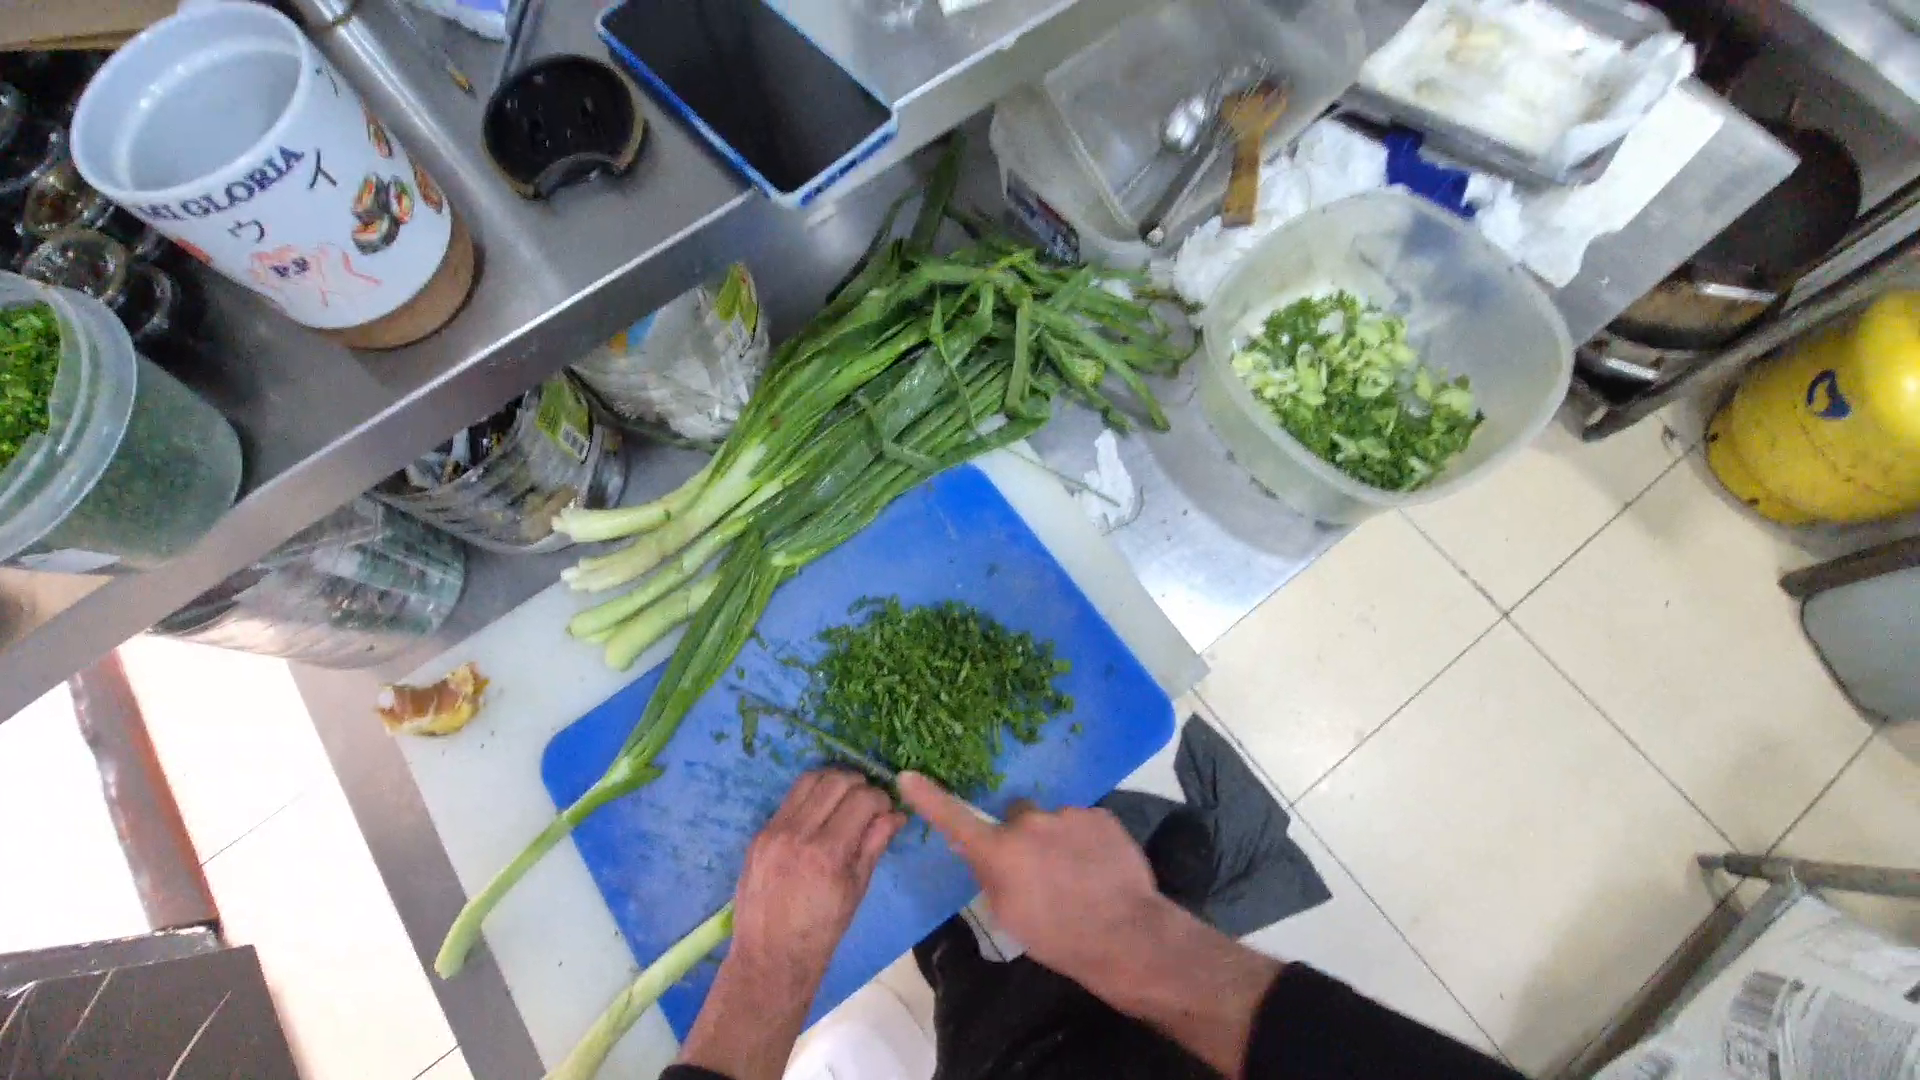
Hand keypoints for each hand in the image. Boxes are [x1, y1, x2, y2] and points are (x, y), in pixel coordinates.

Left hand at [730, 768, 905, 989]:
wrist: (769, 958)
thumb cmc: (821, 931)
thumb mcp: (856, 889)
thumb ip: (875, 844)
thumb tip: (897, 814)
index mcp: (827, 854)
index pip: (863, 799)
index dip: (881, 799)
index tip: (886, 810)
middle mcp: (798, 834)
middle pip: (836, 780)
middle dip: (860, 784)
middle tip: (867, 802)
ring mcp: (774, 831)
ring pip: (810, 779)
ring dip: (834, 782)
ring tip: (845, 799)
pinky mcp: (759, 833)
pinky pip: (790, 798)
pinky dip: (811, 796)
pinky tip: (821, 812)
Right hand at [899, 771, 1281, 1077]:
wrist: (1127, 936)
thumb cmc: (1059, 936)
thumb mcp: (1009, 914)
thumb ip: (992, 875)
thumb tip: (989, 854)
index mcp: (1000, 851)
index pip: (954, 819)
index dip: (929, 798)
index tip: (908, 775)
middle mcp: (1028, 822)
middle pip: (1016, 817)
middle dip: (1023, 837)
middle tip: (1043, 872)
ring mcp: (1067, 814)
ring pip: (1052, 821)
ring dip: (1058, 840)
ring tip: (1079, 876)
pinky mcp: (1100, 815)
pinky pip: (1082, 823)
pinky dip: (1086, 842)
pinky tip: (1099, 870)